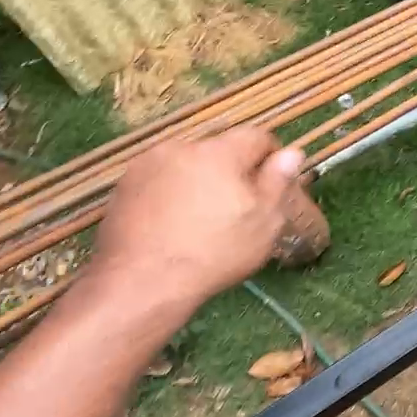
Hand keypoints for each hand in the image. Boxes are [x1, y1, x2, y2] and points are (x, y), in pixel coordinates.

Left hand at [88, 129, 305, 313]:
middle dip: (234, 171)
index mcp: (219, 152)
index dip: (271, 157)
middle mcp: (180, 148)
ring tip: (203, 219)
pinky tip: (175, 225)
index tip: (273, 186)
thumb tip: (292, 153)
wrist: (142, 280)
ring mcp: (146, 165)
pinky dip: (174, 194)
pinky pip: (162, 180)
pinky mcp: (124, 186)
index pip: (256, 136)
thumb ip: (278, 182)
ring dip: (201, 181)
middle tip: (239, 208)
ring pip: (188, 165)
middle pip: (220, 150)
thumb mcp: (264, 222)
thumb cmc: (215, 251)